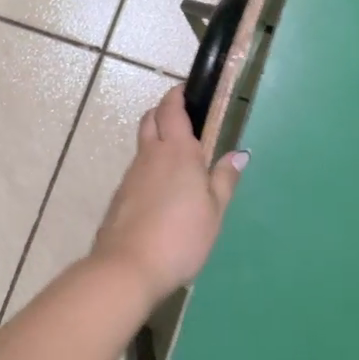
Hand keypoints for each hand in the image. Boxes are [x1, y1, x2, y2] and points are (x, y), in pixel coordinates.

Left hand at [89, 85, 248, 305]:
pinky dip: (149, 169)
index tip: (186, 90)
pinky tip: (161, 193)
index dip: (177, 96)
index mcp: (177, 152)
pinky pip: (137, 172)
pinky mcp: (120, 198)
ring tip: (177, 161)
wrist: (126, 269)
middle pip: (150, 120)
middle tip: (182, 118)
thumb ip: (224, 180)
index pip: (172, 110)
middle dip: (163, 112)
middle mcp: (151, 156)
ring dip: (156, 142)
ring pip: (143, 146)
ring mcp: (131, 176)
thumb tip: (238, 154)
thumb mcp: (214, 211)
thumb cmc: (181, 237)